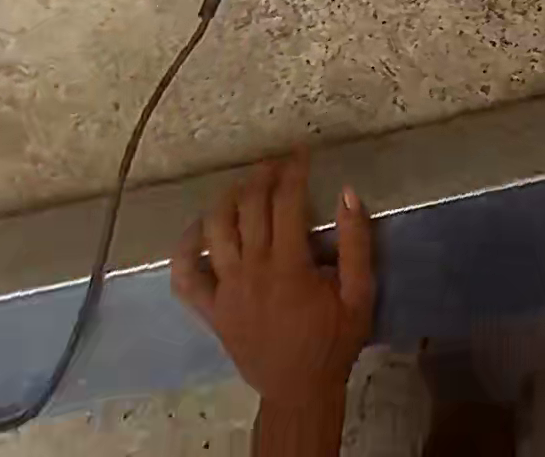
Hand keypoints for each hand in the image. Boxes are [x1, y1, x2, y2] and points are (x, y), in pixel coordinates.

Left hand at [170, 151, 374, 408]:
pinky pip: (185, 275)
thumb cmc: (333, 340)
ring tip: (244, 185)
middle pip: (250, 206)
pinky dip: (185, 247)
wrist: (299, 392)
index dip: (294, 170)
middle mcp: (251, 272)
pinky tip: (198, 227)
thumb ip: (356, 243)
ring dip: (228, 198)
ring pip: (216, 229)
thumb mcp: (360, 294)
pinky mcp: (210, 310)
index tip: (301, 152)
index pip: (287, 201)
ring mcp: (225, 291)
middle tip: (275, 161)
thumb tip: (348, 193)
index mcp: (289, 267)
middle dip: (263, 174)